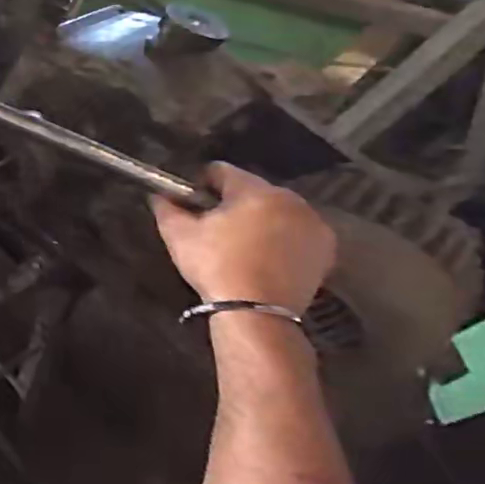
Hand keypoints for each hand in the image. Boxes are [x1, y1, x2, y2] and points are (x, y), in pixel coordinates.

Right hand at [149, 162, 335, 314]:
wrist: (257, 313)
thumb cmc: (215, 266)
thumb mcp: (178, 234)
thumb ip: (166, 207)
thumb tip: (158, 195)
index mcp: (255, 191)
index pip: (221, 170)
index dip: (199, 183)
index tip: (190, 203)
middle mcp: (291, 200)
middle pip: (251, 189)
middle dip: (231, 202)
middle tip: (213, 226)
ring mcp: (314, 225)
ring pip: (275, 210)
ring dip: (257, 218)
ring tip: (240, 244)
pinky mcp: (326, 250)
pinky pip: (295, 231)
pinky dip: (280, 237)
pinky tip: (263, 256)